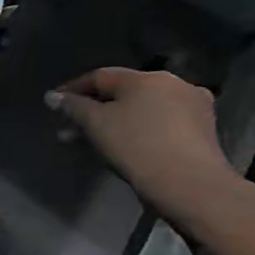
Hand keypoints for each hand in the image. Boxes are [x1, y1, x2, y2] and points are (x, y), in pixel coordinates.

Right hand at [47, 68, 238, 216]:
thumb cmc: (133, 143)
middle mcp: (173, 84)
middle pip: (122, 92)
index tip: (53, 103)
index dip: (72, 88)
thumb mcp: (93, 123)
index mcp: (146, 78)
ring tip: (90, 139)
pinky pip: (158, 119)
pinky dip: (135, 126)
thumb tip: (52, 97)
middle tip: (68, 127)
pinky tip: (123, 142)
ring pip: (140, 107)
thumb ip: (72, 106)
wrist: (185, 178)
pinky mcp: (201, 125)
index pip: (100, 76)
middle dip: (92, 108)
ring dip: (112, 119)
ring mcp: (192, 104)